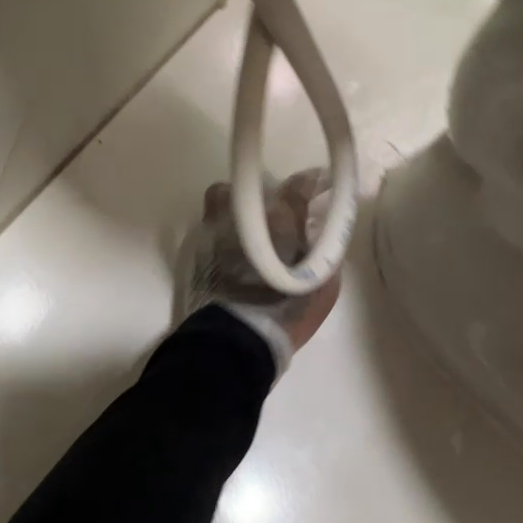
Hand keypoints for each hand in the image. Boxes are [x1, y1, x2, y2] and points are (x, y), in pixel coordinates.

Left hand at [189, 169, 341, 355]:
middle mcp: (244, 215)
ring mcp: (215, 230)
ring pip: (224, 197)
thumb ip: (326, 252)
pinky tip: (234, 246)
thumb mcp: (324, 286)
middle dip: (273, 195)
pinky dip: (224, 229)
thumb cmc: (286, 313)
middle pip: (258, 187)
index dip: (313, 182)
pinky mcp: (196, 250)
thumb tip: (316, 234)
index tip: (321, 184)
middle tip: (284, 213)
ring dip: (240, 206)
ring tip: (251, 224)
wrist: (234, 341)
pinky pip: (211, 224)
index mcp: (280, 219)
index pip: (299, 185)